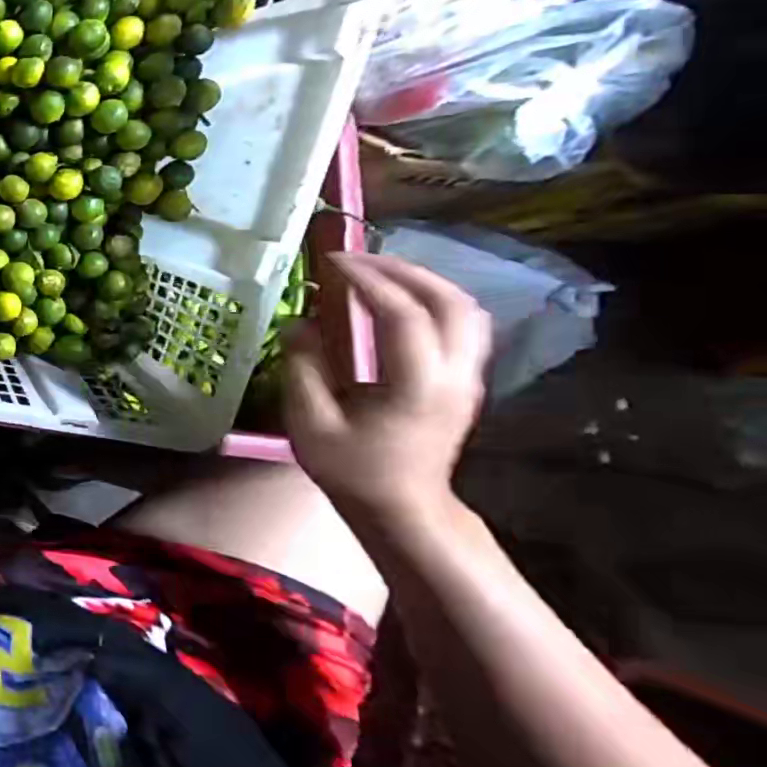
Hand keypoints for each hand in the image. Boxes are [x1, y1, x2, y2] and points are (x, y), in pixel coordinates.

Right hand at [284, 253, 491, 527]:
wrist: (403, 507)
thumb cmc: (352, 468)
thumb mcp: (310, 422)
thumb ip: (304, 367)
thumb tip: (300, 323)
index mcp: (416, 385)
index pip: (401, 314)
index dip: (367, 280)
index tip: (331, 262)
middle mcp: (454, 375)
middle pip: (449, 302)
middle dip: (402, 271)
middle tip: (356, 259)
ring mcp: (467, 378)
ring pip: (465, 310)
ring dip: (422, 282)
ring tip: (377, 271)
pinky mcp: (463, 381)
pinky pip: (461, 325)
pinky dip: (431, 300)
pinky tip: (397, 299)